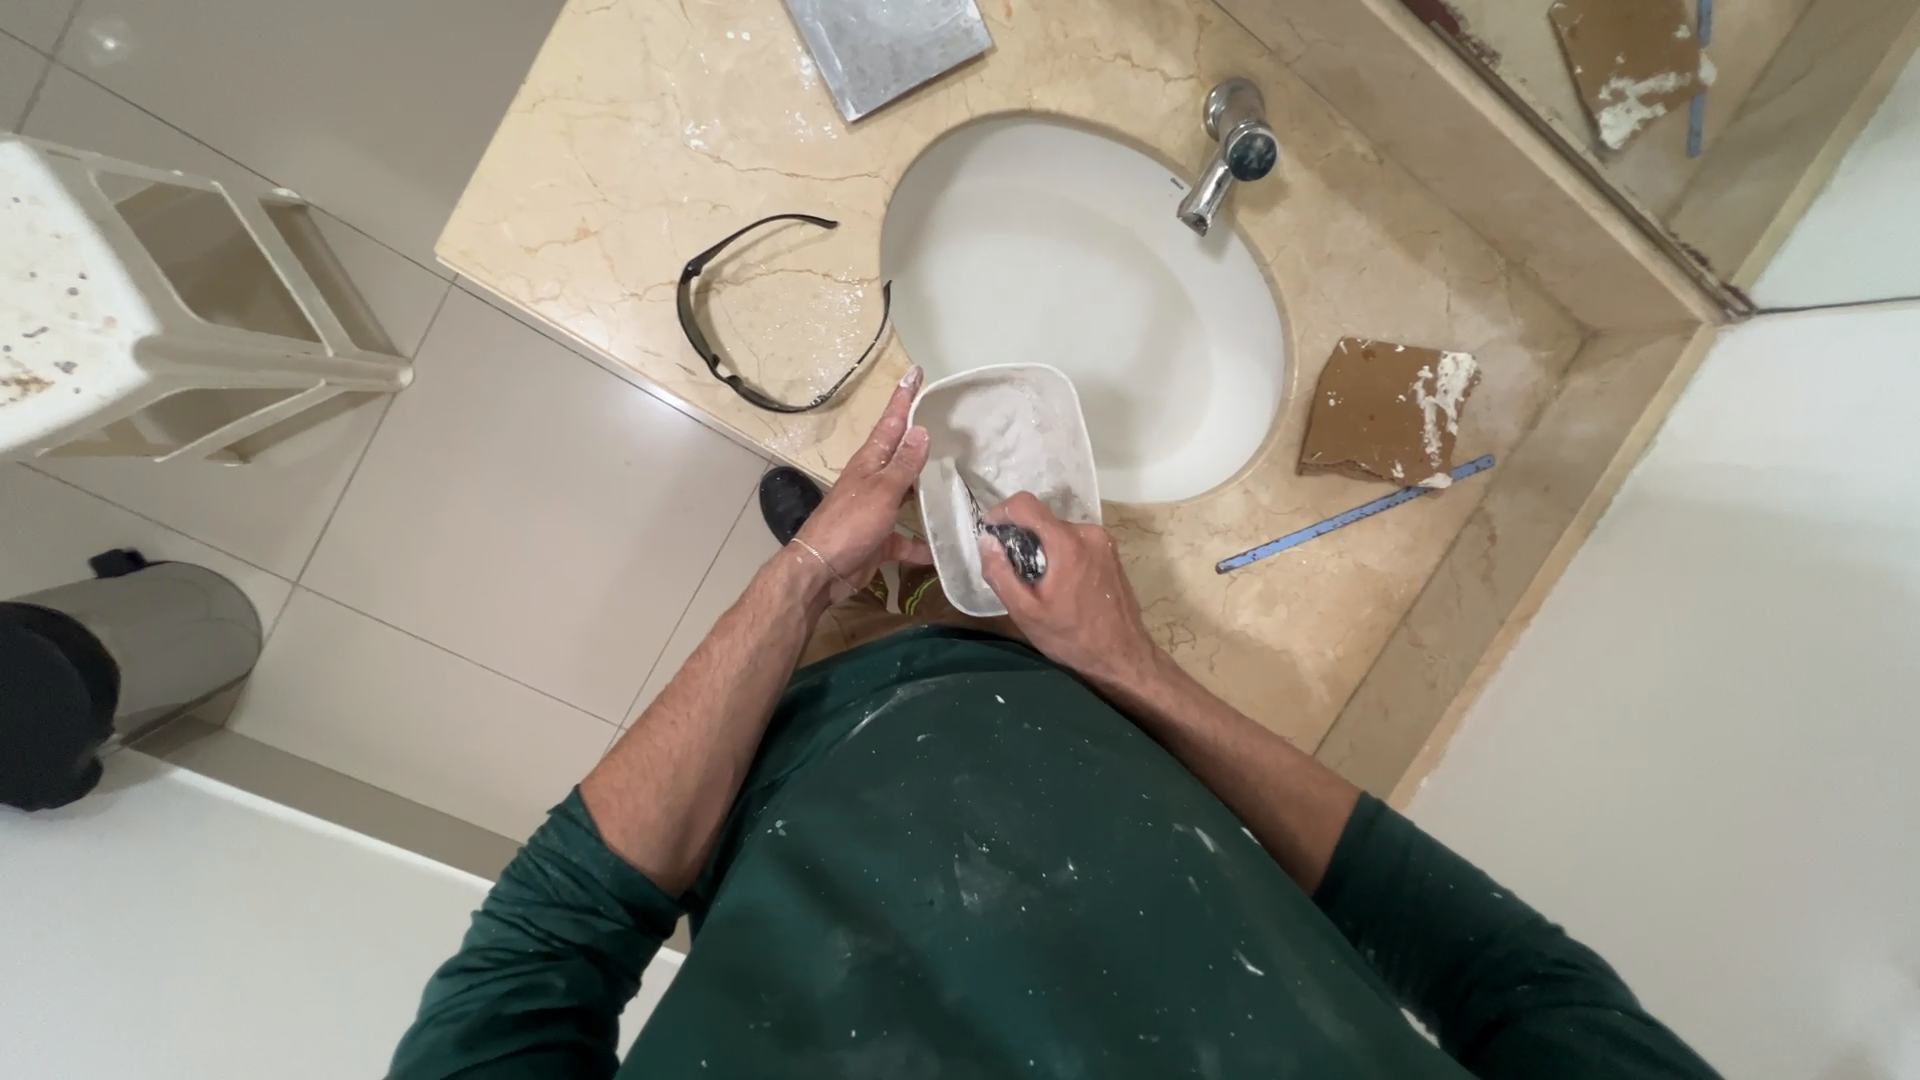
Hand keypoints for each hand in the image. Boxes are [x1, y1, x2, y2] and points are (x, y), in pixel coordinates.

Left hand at [792, 367, 933, 598]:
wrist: (822, 570)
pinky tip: (942, 550)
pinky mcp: (879, 538)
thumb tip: (921, 431)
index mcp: (870, 462)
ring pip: (907, 495)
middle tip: (947, 423)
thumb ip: (904, 464)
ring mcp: (875, 509)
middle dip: (921, 440)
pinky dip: (922, 544)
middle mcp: (873, 480)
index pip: (891, 421)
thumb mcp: (882, 490)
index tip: (916, 372)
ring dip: (927, 491)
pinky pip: (906, 538)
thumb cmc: (849, 524)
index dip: (904, 397)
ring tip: (956, 482)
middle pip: (901, 455)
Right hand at [977, 493, 1163, 691]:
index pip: (1025, 504)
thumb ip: (1000, 573)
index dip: (1001, 512)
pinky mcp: (1110, 551)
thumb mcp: (1025, 611)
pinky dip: (1060, 553)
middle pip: (1042, 520)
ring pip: (1058, 531)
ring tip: (1039, 584)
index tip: (990, 532)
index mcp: (1067, 543)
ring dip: (1042, 548)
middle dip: (1023, 539)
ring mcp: (1103, 541)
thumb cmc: (1071, 637)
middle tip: (1014, 572)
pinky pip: (1075, 541)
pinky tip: (1060, 584)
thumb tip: (985, 541)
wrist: (1121, 656)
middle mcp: (1088, 533)